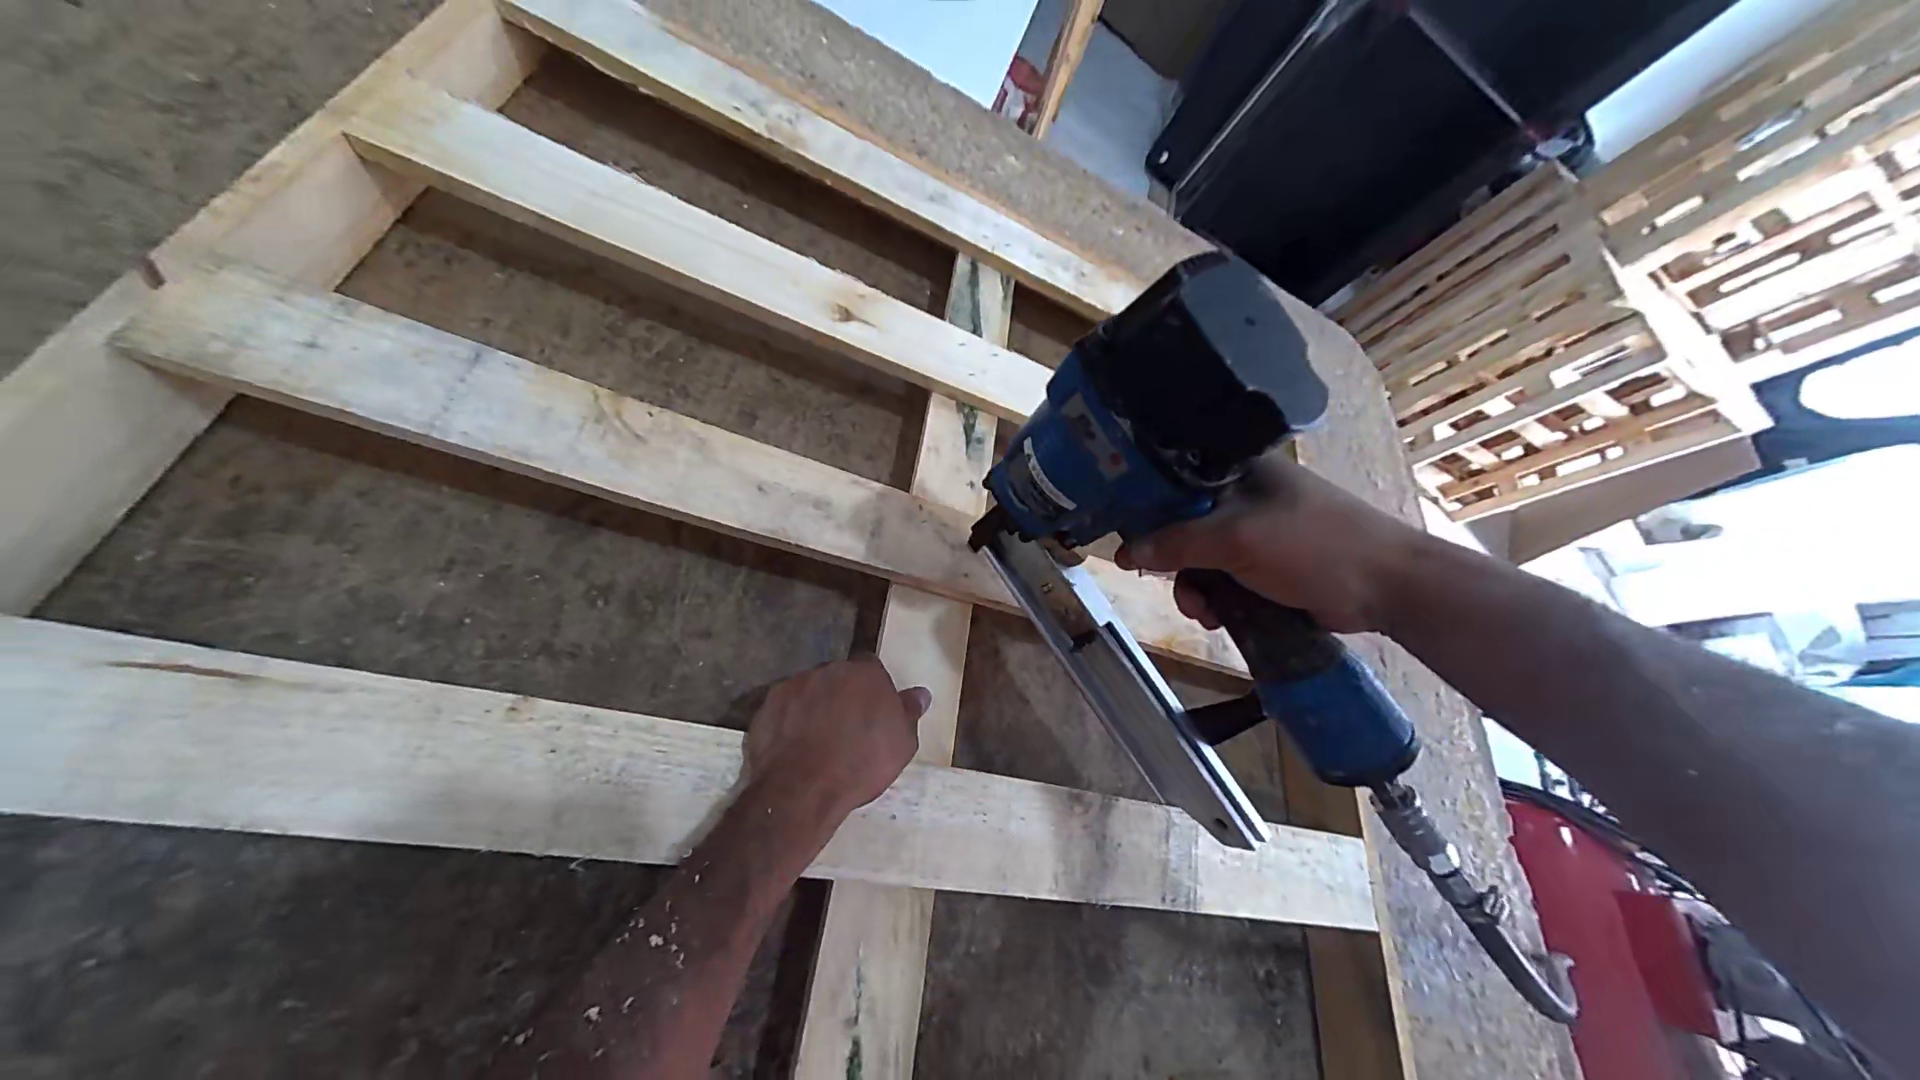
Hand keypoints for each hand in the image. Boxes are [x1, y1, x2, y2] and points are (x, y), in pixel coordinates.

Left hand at [743, 656, 931, 825]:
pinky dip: (790, 720)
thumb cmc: (862, 763)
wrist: (803, 787)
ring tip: (818, 739)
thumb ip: (909, 712)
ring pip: (810, 689)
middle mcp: (829, 670)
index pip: (871, 666)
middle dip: (842, 694)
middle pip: (839, 676)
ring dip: (815, 705)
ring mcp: (795, 685)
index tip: (872, 708)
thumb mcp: (902, 743)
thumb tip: (921, 693)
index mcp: (865, 673)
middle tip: (847, 726)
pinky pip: (785, 707)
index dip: (871, 687)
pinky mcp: (767, 704)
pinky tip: (794, 745)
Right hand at [1115, 454, 1425, 633]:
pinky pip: (1222, 579)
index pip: (1175, 480)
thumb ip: (1177, 543)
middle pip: (1182, 525)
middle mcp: (1243, 496)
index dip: (1146, 507)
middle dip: (1172, 562)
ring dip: (1194, 588)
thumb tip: (1124, 552)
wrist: (1387, 587)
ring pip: (1199, 558)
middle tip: (1169, 586)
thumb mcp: (1237, 540)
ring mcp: (1255, 532)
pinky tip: (1219, 618)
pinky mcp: (1266, 565)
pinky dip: (1215, 599)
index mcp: (1237, 470)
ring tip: (1203, 613)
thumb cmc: (1312, 546)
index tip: (1126, 536)